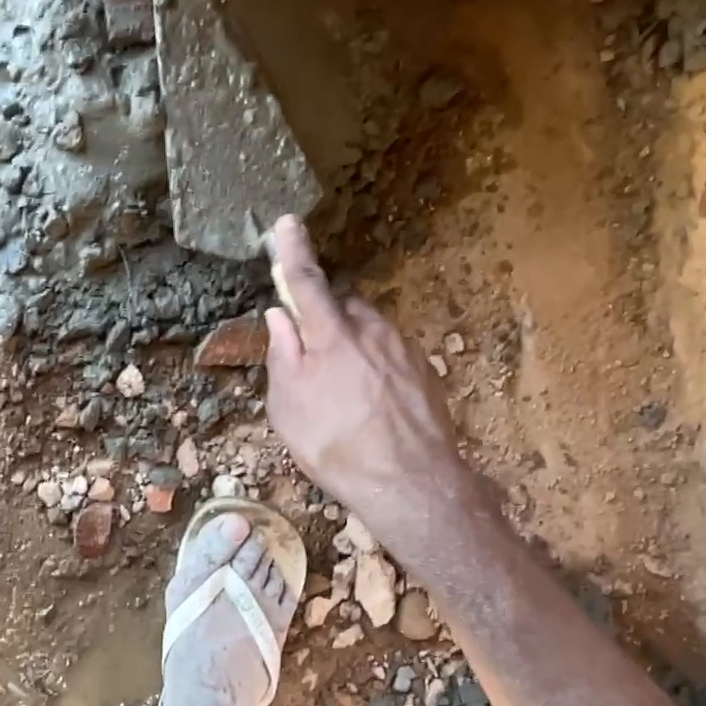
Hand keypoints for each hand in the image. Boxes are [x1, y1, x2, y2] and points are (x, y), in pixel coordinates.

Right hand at [262, 216, 500, 572]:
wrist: (410, 482)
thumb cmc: (335, 447)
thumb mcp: (288, 408)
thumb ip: (282, 355)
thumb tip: (279, 317)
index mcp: (332, 336)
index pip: (305, 282)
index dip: (293, 251)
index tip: (287, 223)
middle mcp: (372, 330)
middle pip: (343, 308)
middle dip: (326, 322)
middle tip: (312, 362)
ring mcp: (404, 348)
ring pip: (370, 332)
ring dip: (352, 348)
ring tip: (343, 396)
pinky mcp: (426, 370)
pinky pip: (391, 354)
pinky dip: (376, 368)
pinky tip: (371, 407)